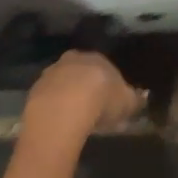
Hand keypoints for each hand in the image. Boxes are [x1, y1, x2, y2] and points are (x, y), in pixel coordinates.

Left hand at [22, 51, 145, 143]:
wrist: (64, 108)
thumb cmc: (102, 101)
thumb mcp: (127, 103)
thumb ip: (135, 98)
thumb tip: (141, 96)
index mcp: (97, 58)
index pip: (105, 68)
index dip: (108, 85)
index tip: (110, 102)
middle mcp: (73, 59)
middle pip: (81, 72)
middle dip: (85, 86)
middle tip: (91, 107)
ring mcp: (51, 72)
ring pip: (62, 82)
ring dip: (67, 94)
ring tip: (74, 116)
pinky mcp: (36, 88)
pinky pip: (49, 96)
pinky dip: (54, 105)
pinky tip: (59, 119)